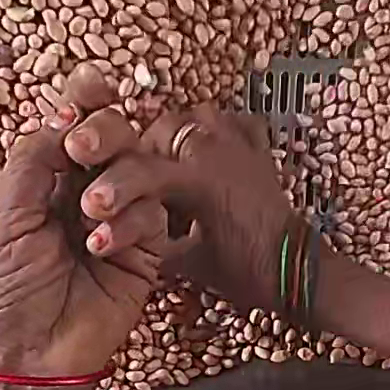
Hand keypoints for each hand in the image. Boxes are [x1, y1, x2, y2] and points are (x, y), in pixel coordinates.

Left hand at [0, 66, 175, 389]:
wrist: (28, 358)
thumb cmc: (2, 295)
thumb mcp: (3, 220)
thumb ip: (33, 164)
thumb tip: (62, 119)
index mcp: (44, 184)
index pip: (72, 129)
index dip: (84, 104)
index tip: (86, 94)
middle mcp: (83, 197)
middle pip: (114, 139)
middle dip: (104, 131)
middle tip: (84, 146)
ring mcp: (117, 224)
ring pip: (141, 172)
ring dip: (118, 180)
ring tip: (89, 211)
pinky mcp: (144, 255)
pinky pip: (153, 219)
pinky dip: (132, 223)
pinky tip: (101, 248)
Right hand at [64, 104, 298, 311]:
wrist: (296, 270)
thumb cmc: (244, 271)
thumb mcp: (188, 262)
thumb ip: (149, 241)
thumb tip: (111, 236)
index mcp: (198, 177)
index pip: (140, 171)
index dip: (112, 186)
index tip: (92, 202)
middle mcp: (218, 148)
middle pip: (162, 130)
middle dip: (140, 154)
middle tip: (132, 184)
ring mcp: (242, 144)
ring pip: (196, 118)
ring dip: (176, 137)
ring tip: (167, 167)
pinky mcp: (259, 151)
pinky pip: (234, 123)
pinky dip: (216, 132)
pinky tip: (207, 152)